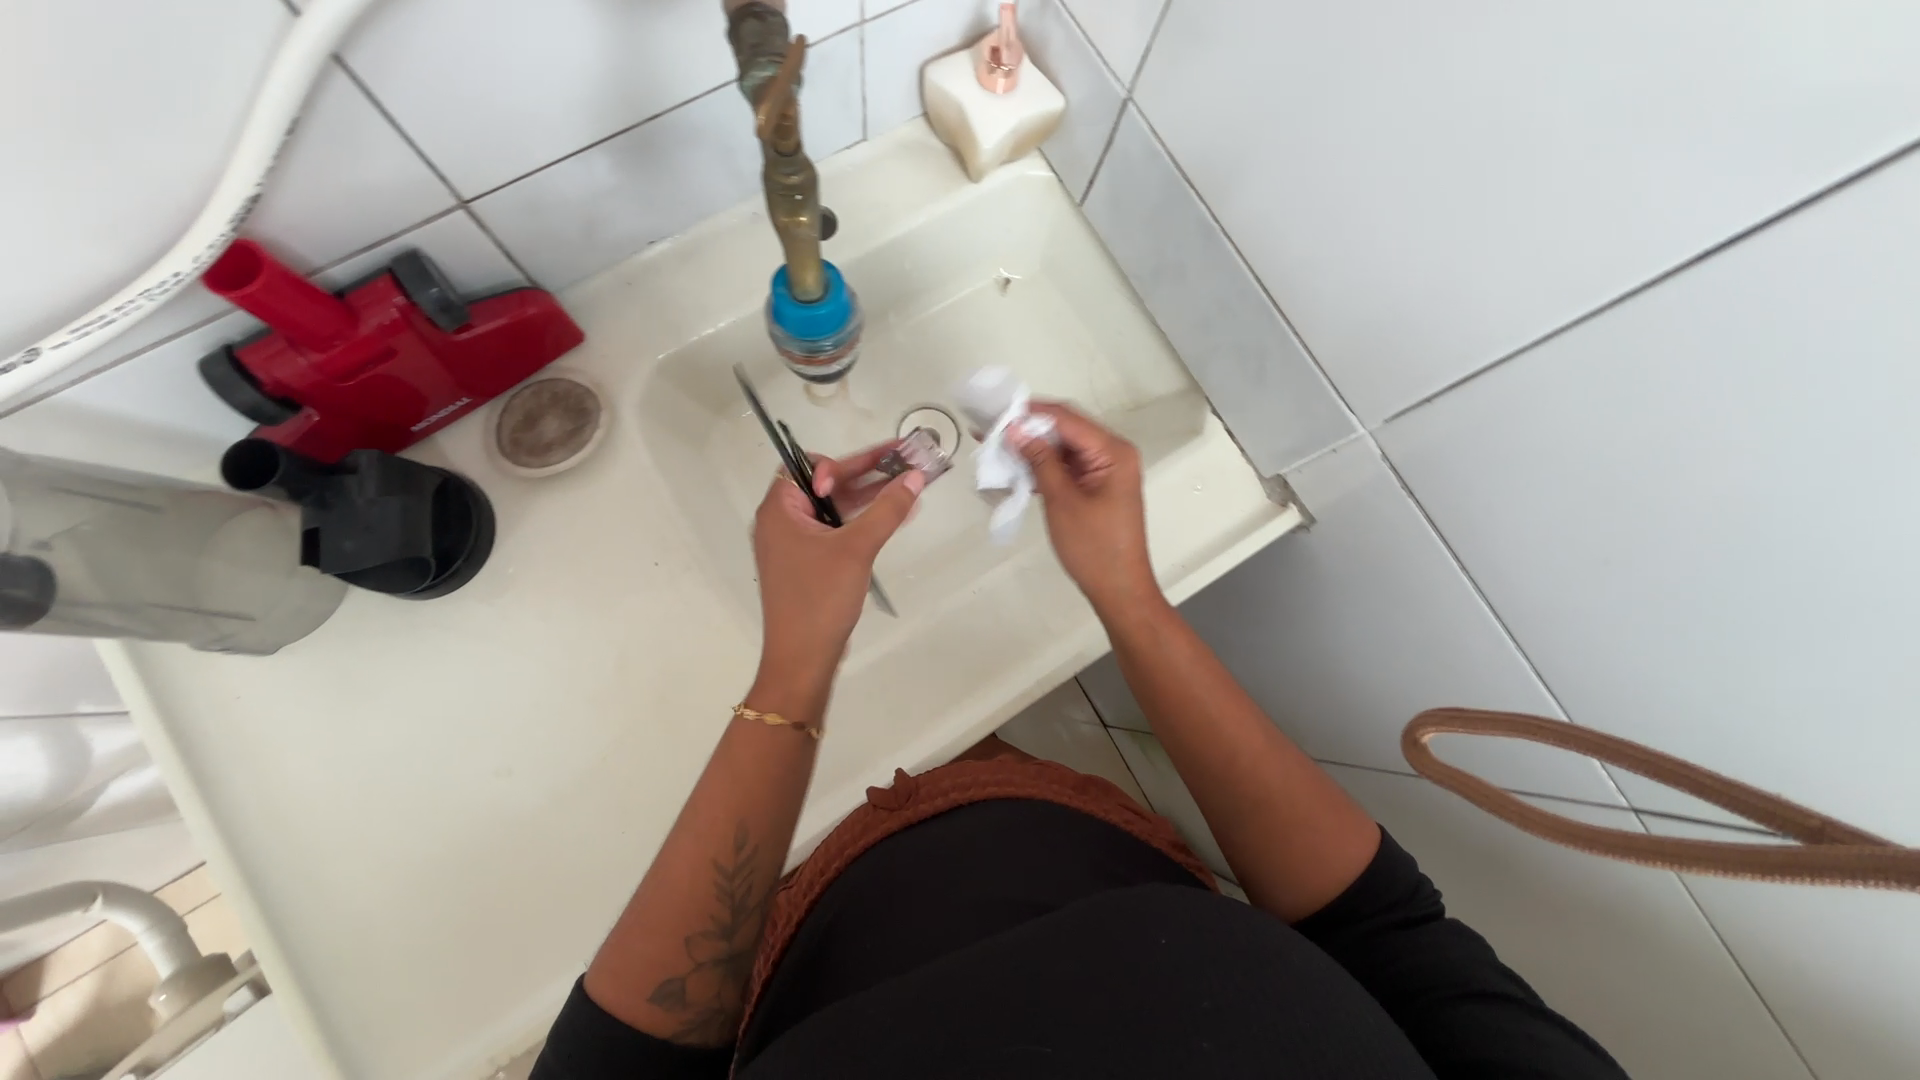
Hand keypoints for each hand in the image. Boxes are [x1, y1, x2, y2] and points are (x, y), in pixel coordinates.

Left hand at [751, 441, 924, 690]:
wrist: (802, 659)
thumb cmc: (821, 599)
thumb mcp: (856, 549)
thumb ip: (887, 510)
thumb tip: (915, 476)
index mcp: (779, 510)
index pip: (805, 465)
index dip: (839, 465)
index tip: (867, 474)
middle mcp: (782, 523)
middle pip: (824, 485)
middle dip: (865, 473)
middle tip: (905, 460)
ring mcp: (794, 546)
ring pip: (834, 509)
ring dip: (868, 497)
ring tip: (908, 485)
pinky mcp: (808, 565)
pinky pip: (835, 531)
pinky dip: (861, 522)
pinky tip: (894, 518)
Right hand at [1015, 403, 1161, 616]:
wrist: (1119, 589)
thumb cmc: (1094, 547)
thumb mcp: (1062, 500)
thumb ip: (1039, 460)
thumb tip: (1015, 428)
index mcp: (1113, 451)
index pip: (1066, 419)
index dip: (1030, 413)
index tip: (994, 413)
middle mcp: (1113, 453)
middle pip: (1065, 429)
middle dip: (1027, 428)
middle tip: (988, 428)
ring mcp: (1105, 470)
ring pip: (1063, 448)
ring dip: (1031, 447)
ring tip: (994, 446)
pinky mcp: (1096, 486)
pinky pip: (1066, 466)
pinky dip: (1042, 466)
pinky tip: (1014, 468)